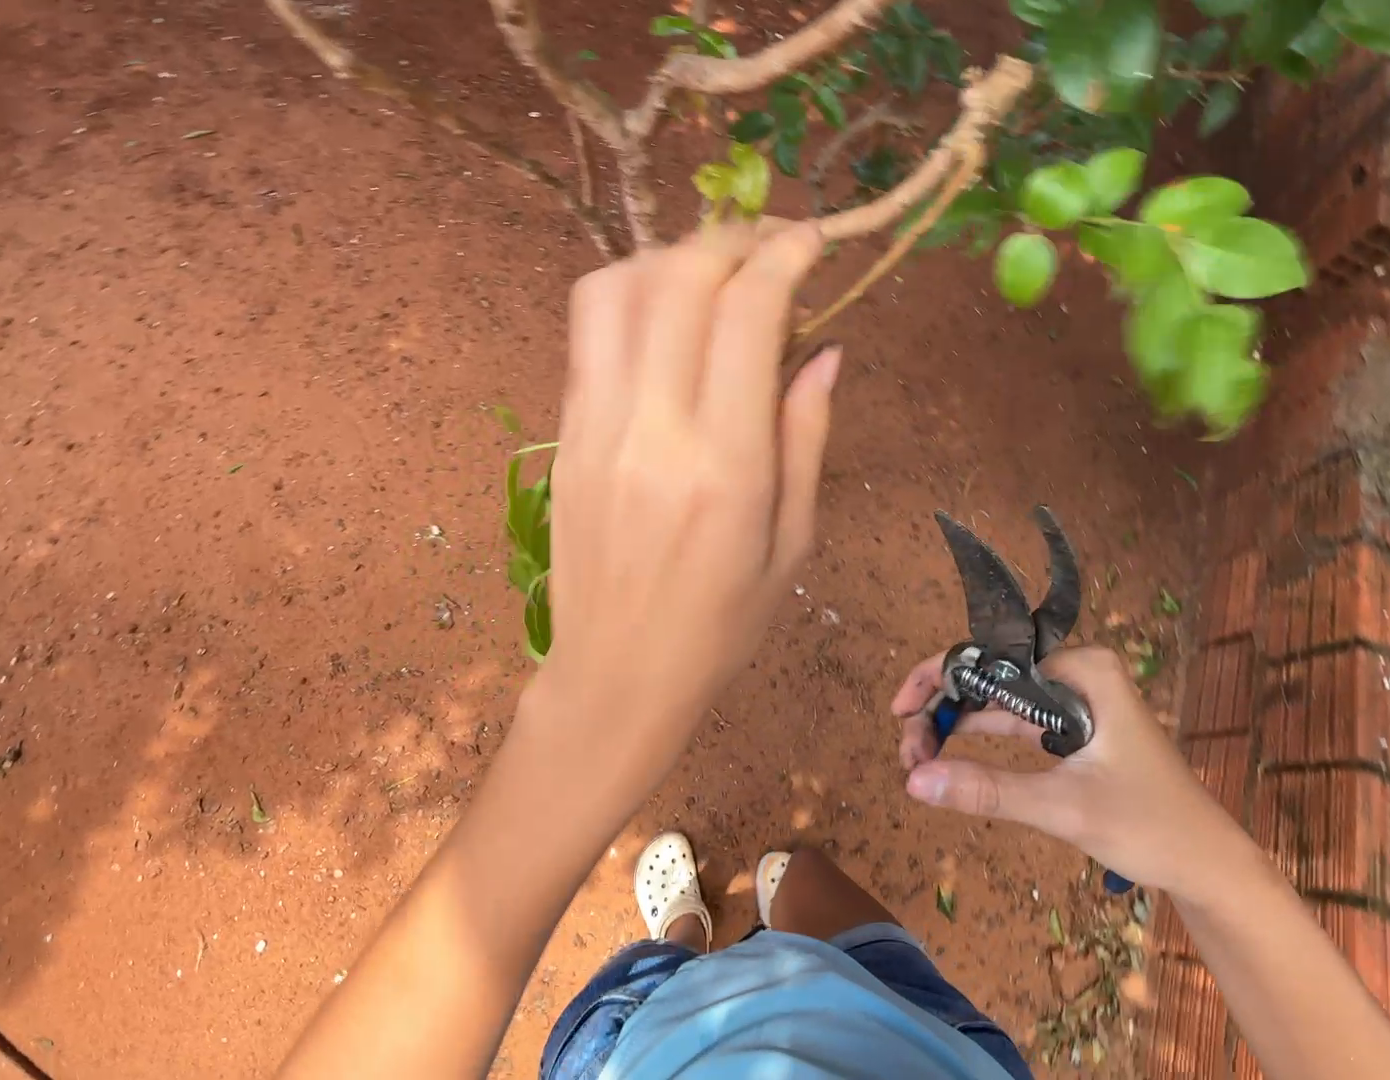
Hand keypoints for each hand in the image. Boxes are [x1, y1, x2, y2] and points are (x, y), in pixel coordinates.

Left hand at [521, 222, 836, 798]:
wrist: (616, 676)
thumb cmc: (721, 626)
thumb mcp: (792, 544)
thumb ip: (807, 437)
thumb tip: (825, 349)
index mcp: (725, 466)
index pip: (746, 313)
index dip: (784, 255)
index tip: (813, 242)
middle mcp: (652, 430)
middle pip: (679, 278)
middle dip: (733, 238)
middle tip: (772, 246)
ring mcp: (595, 426)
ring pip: (616, 288)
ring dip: (672, 256)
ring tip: (716, 274)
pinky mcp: (564, 433)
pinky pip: (588, 333)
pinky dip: (632, 295)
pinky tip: (668, 317)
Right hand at [890, 647, 1251, 896]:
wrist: (1207, 865)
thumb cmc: (1149, 825)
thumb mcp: (1063, 807)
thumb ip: (988, 790)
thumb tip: (912, 781)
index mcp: (1082, 671)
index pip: (991, 662)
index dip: (938, 680)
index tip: (900, 712)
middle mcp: (1077, 674)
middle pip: (989, 679)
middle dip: (942, 709)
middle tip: (906, 749)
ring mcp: (1076, 701)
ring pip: (997, 702)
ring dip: (956, 726)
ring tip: (916, 756)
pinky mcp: (1073, 729)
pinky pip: (1014, 723)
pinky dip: (981, 739)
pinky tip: (950, 754)